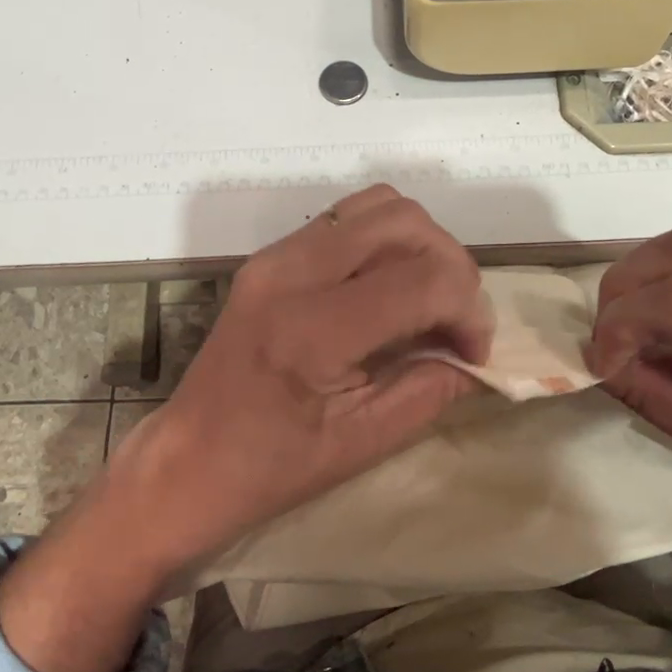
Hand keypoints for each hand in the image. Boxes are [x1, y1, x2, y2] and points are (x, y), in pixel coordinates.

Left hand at [111, 183, 491, 565]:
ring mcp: (278, 254)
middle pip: (407, 223)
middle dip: (452, 268)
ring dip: (421, 245)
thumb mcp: (362, 442)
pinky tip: (387, 288)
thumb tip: (480, 358)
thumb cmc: (272, 467)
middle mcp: (294, 271)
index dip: (468, 310)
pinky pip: (349, 217)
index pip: (423, 279)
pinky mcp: (273, 254)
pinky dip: (387, 240)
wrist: (190, 457)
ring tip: (426, 300)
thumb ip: (430, 388)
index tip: (473, 352)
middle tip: (455, 323)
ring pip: (381, 205)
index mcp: (314, 329)